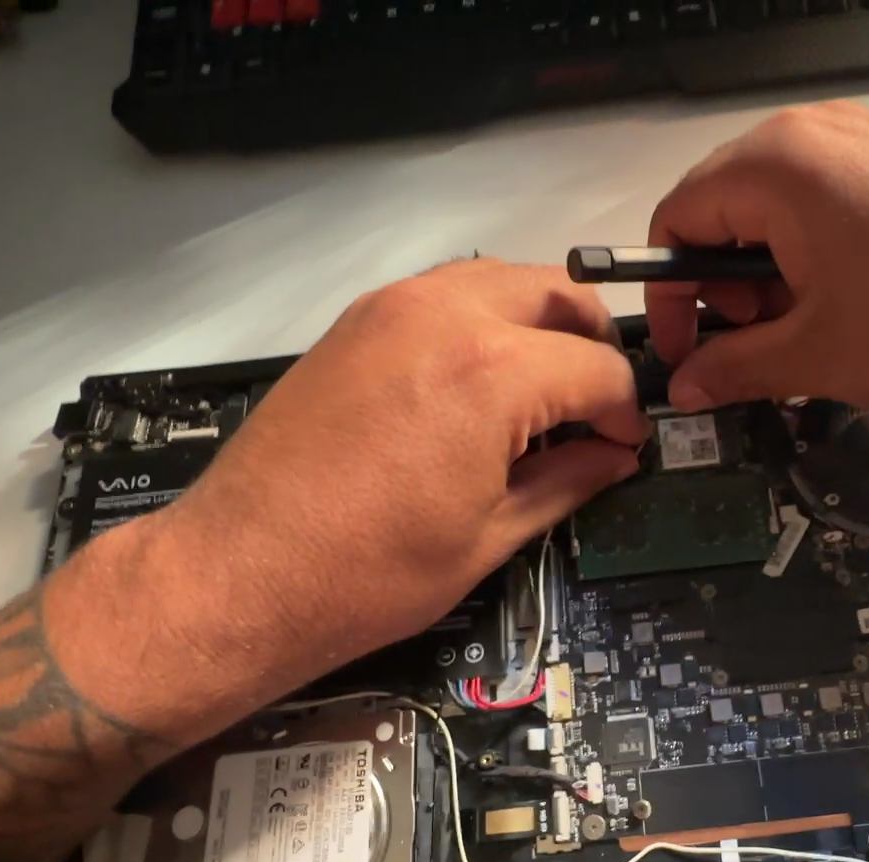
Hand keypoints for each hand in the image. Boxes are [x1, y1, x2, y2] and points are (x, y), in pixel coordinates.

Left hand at [48, 259, 647, 728]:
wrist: (241, 574)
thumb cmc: (372, 574)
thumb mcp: (492, 536)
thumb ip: (569, 481)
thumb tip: (616, 458)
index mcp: (493, 374)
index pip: (601, 369)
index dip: (627, 412)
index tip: (625, 448)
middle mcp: (447, 314)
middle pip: (561, 294)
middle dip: (597, 344)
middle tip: (599, 406)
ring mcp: (394, 307)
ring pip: (505, 280)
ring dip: (544, 323)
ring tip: (548, 391)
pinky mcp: (359, 320)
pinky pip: (450, 293)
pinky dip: (489, 321)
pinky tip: (486, 382)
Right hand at [647, 102, 868, 417]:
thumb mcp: (816, 356)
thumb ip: (733, 368)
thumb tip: (684, 386)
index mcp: (778, 166)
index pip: (675, 220)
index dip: (665, 294)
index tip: (683, 352)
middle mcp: (817, 136)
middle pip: (722, 211)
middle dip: (720, 289)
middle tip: (751, 346)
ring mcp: (868, 145)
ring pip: (774, 215)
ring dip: (767, 282)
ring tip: (803, 336)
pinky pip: (824, 211)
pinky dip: (810, 264)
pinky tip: (843, 311)